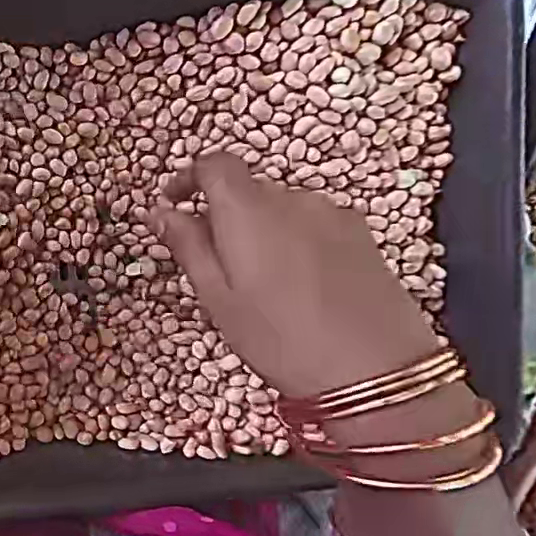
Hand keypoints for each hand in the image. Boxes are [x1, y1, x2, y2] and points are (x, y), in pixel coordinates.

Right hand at [153, 151, 440, 399]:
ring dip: (259, 230)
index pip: (214, 163)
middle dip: (222, 215)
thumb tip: (159, 212)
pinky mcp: (361, 233)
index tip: (173, 204)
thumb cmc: (281, 339)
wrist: (377, 372)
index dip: (187, 177)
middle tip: (215, 265)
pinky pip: (311, 223)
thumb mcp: (218, 298)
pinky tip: (299, 284)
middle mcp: (291, 198)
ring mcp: (331, 213)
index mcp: (248, 210)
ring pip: (279, 208)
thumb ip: (187, 246)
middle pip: (246, 189)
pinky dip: (292, 239)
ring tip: (261, 283)